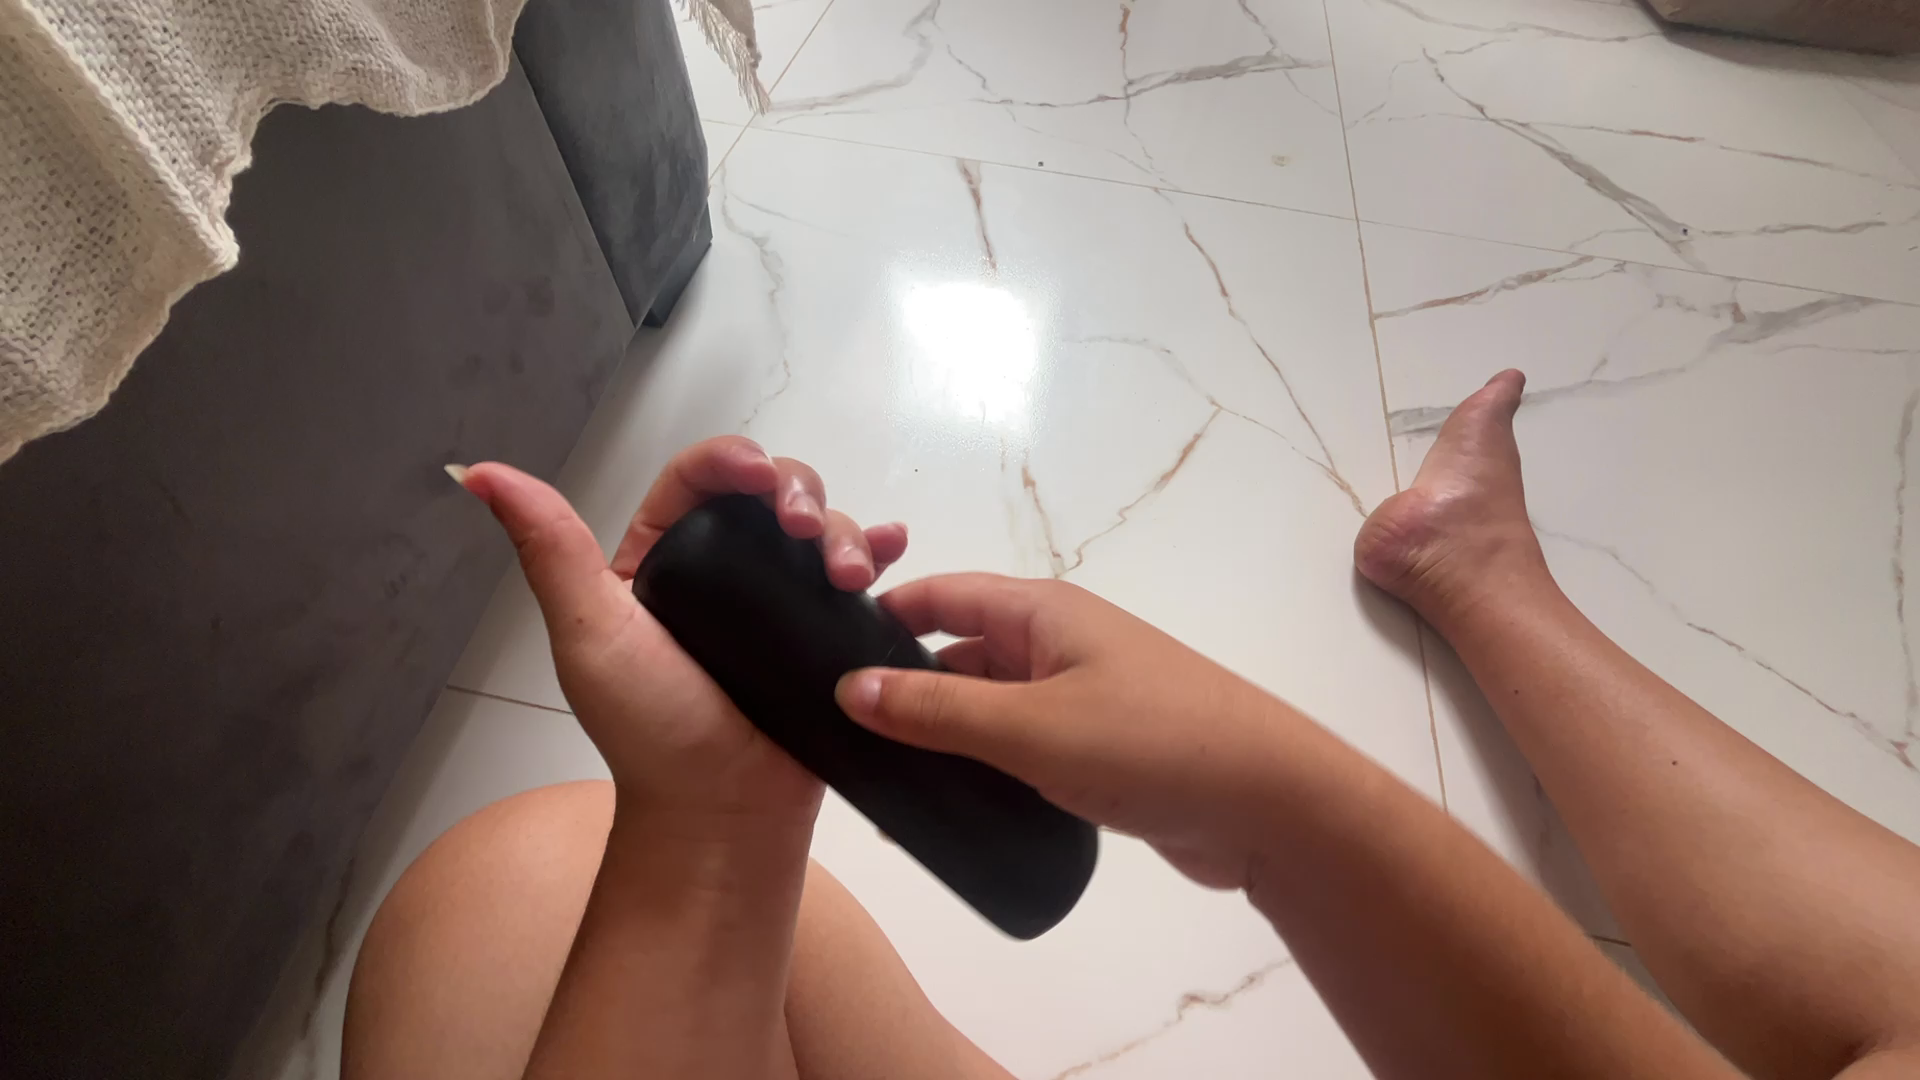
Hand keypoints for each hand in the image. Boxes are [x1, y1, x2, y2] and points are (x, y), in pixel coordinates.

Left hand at [455, 437, 908, 833]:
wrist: (726, 809)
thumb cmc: (652, 729)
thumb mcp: (592, 635)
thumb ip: (549, 551)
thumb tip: (481, 473)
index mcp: (664, 557)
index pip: (698, 481)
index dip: (731, 460)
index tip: (759, 476)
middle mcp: (726, 568)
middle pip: (771, 493)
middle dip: (799, 491)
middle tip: (806, 529)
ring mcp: (781, 598)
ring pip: (820, 527)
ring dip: (843, 529)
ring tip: (852, 570)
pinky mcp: (824, 626)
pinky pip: (856, 574)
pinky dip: (877, 551)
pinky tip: (892, 546)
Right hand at [835, 574, 1303, 889]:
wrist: (1268, 803)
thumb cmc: (1146, 741)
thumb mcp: (1030, 726)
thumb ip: (937, 709)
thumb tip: (849, 686)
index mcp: (1040, 612)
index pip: (941, 596)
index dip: (883, 616)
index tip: (824, 653)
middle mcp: (1053, 643)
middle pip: (959, 652)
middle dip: (904, 687)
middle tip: (842, 735)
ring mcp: (1075, 694)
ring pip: (986, 704)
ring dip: (941, 733)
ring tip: (879, 779)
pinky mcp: (1090, 744)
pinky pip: (1016, 742)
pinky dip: (980, 763)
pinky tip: (944, 803)